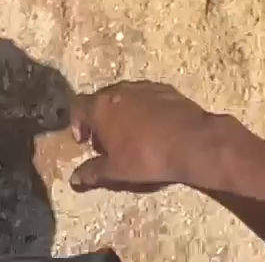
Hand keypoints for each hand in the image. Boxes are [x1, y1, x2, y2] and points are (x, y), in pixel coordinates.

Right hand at [69, 81, 236, 193]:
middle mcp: (118, 90)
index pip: (77, 105)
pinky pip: (145, 96)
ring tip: (131, 136)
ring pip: (123, 97)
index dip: (77, 123)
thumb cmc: (146, 157)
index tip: (85, 141)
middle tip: (108, 143)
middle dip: (100, 120)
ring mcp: (142, 86)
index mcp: (101, 106)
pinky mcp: (163, 87)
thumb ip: (92, 172)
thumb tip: (74, 178)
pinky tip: (153, 128)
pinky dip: (142, 109)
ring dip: (121, 113)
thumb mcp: (116, 170)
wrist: (190, 140)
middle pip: (100, 100)